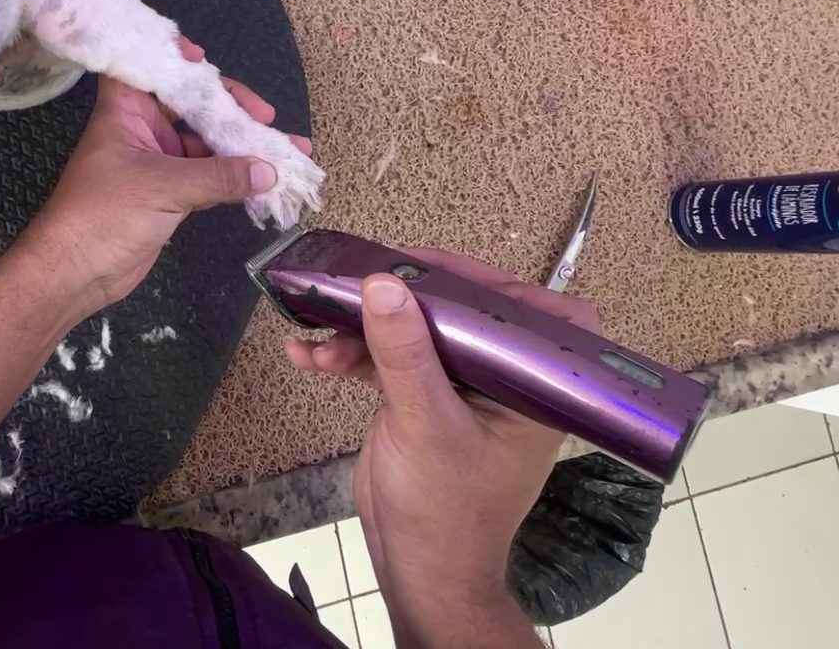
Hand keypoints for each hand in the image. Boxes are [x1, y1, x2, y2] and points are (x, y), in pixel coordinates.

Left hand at [12, 39, 312, 318]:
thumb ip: (219, 175)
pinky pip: (209, 175)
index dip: (171, 56)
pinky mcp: (169, 193)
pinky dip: (236, 178)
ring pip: (205, 143)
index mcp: (125, 111)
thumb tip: (269, 170)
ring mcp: (157, 162)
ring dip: (242, 146)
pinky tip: (269, 179)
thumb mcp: (163, 187)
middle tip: (265, 117)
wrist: (76, 271)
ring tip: (287, 148)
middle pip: (189, 104)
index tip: (205, 59)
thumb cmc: (104, 214)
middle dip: (229, 108)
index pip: (147, 68)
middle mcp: (141, 130)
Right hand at [285, 250, 599, 642]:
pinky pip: (379, 360)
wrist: (413, 568)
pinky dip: (343, 355)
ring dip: (358, 327)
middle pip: (455, 313)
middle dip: (404, 296)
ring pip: (409, 333)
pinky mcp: (412, 398)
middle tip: (361, 275)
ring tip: (313, 324)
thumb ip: (404, 353)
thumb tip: (383, 281)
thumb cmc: (444, 507)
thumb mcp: (425, 423)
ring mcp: (450, 388)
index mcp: (525, 387)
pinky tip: (303, 356)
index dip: (494, 284)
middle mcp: (492, 379)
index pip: (535, 316)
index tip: (438, 268)